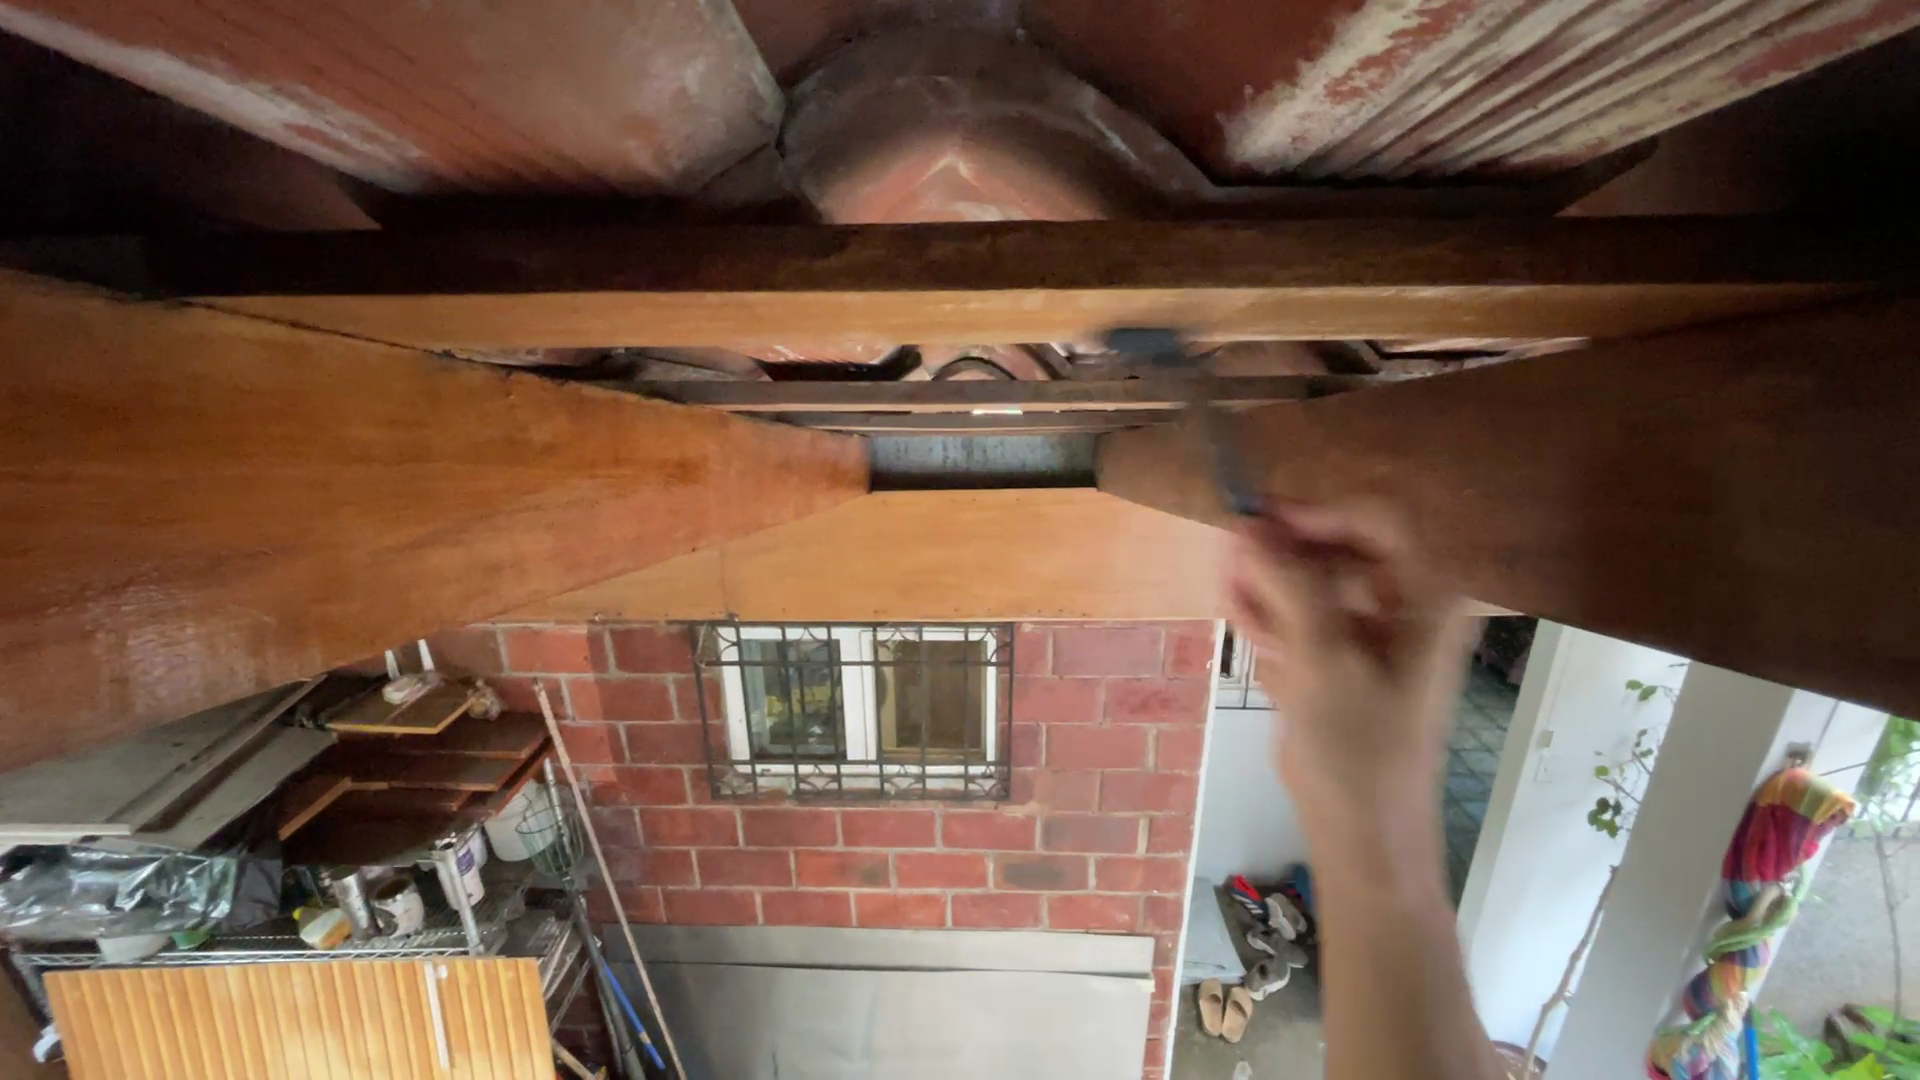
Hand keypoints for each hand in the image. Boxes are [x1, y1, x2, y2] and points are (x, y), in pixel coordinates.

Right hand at [1225, 500, 1477, 826]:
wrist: (1357, 826)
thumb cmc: (1357, 743)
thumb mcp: (1323, 656)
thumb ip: (1289, 583)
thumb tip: (1246, 525)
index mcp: (1424, 598)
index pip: (1376, 522)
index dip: (1315, 513)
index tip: (1255, 521)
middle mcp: (1400, 606)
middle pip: (1333, 550)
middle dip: (1280, 558)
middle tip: (1230, 568)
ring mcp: (1365, 633)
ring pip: (1306, 584)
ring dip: (1266, 591)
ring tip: (1236, 610)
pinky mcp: (1333, 658)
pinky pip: (1296, 617)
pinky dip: (1270, 621)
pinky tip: (1253, 640)